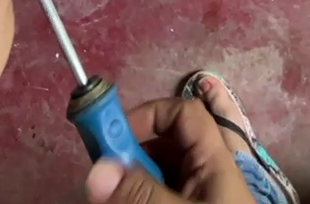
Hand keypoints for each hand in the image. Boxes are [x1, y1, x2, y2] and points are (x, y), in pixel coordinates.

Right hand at [85, 98, 255, 203]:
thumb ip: (140, 195)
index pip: (183, 115)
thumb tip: (95, 169)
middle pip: (163, 150)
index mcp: (213, 161)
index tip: (111, 140)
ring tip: (106, 201)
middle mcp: (204, 177)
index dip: (149, 116)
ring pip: (155, 182)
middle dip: (129, 161)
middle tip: (99, 185)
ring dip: (129, 190)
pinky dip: (137, 202)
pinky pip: (155, 201)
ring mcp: (194, 200)